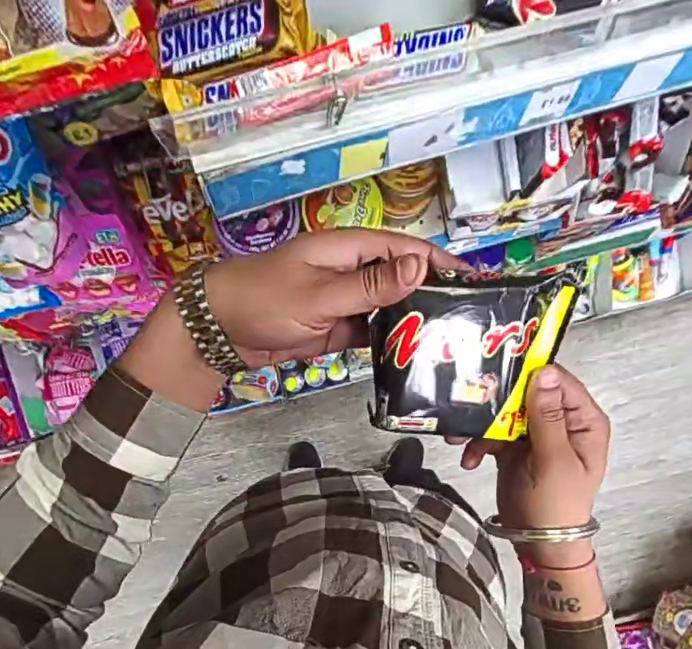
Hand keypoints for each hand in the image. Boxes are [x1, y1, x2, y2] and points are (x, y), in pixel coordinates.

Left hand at [203, 228, 468, 366]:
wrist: (220, 330)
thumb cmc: (263, 300)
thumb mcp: (320, 294)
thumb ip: (370, 285)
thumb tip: (418, 265)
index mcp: (349, 250)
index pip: (404, 249)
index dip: (439, 262)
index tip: (472, 280)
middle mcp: (351, 272)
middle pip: (402, 278)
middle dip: (432, 293)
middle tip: (467, 318)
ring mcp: (345, 301)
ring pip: (389, 308)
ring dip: (413, 321)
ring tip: (447, 340)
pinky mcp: (337, 327)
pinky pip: (372, 332)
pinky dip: (389, 342)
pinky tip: (410, 356)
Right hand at [458, 364, 610, 531]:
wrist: (539, 544)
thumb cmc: (557, 505)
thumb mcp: (555, 460)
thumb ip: (548, 416)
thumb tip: (544, 372)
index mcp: (583, 421)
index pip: (559, 382)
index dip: (532, 374)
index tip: (500, 372)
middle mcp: (561, 422)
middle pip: (528, 394)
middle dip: (497, 401)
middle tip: (470, 404)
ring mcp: (536, 436)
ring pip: (506, 413)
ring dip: (481, 425)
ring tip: (459, 438)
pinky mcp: (514, 449)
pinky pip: (494, 435)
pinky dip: (479, 445)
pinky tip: (470, 459)